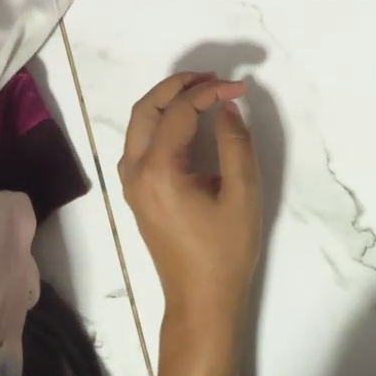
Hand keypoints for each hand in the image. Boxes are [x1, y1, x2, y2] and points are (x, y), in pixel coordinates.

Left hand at [120, 73, 262, 329]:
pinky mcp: (138, 192)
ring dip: (167, 100)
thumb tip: (226, 108)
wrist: (200, 299)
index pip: (180, 112)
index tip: (241, 87)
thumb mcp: (243, 195)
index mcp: (160, 170)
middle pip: (147, 109)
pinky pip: (141, 141)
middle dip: (178, 85)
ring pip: (139, 123)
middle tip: (214, 76)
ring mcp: (132, 182)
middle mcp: (136, 171)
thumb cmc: (225, 251)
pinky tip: (187, 120)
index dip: (210, 92)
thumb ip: (235, 143)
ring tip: (203, 91)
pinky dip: (161, 120)